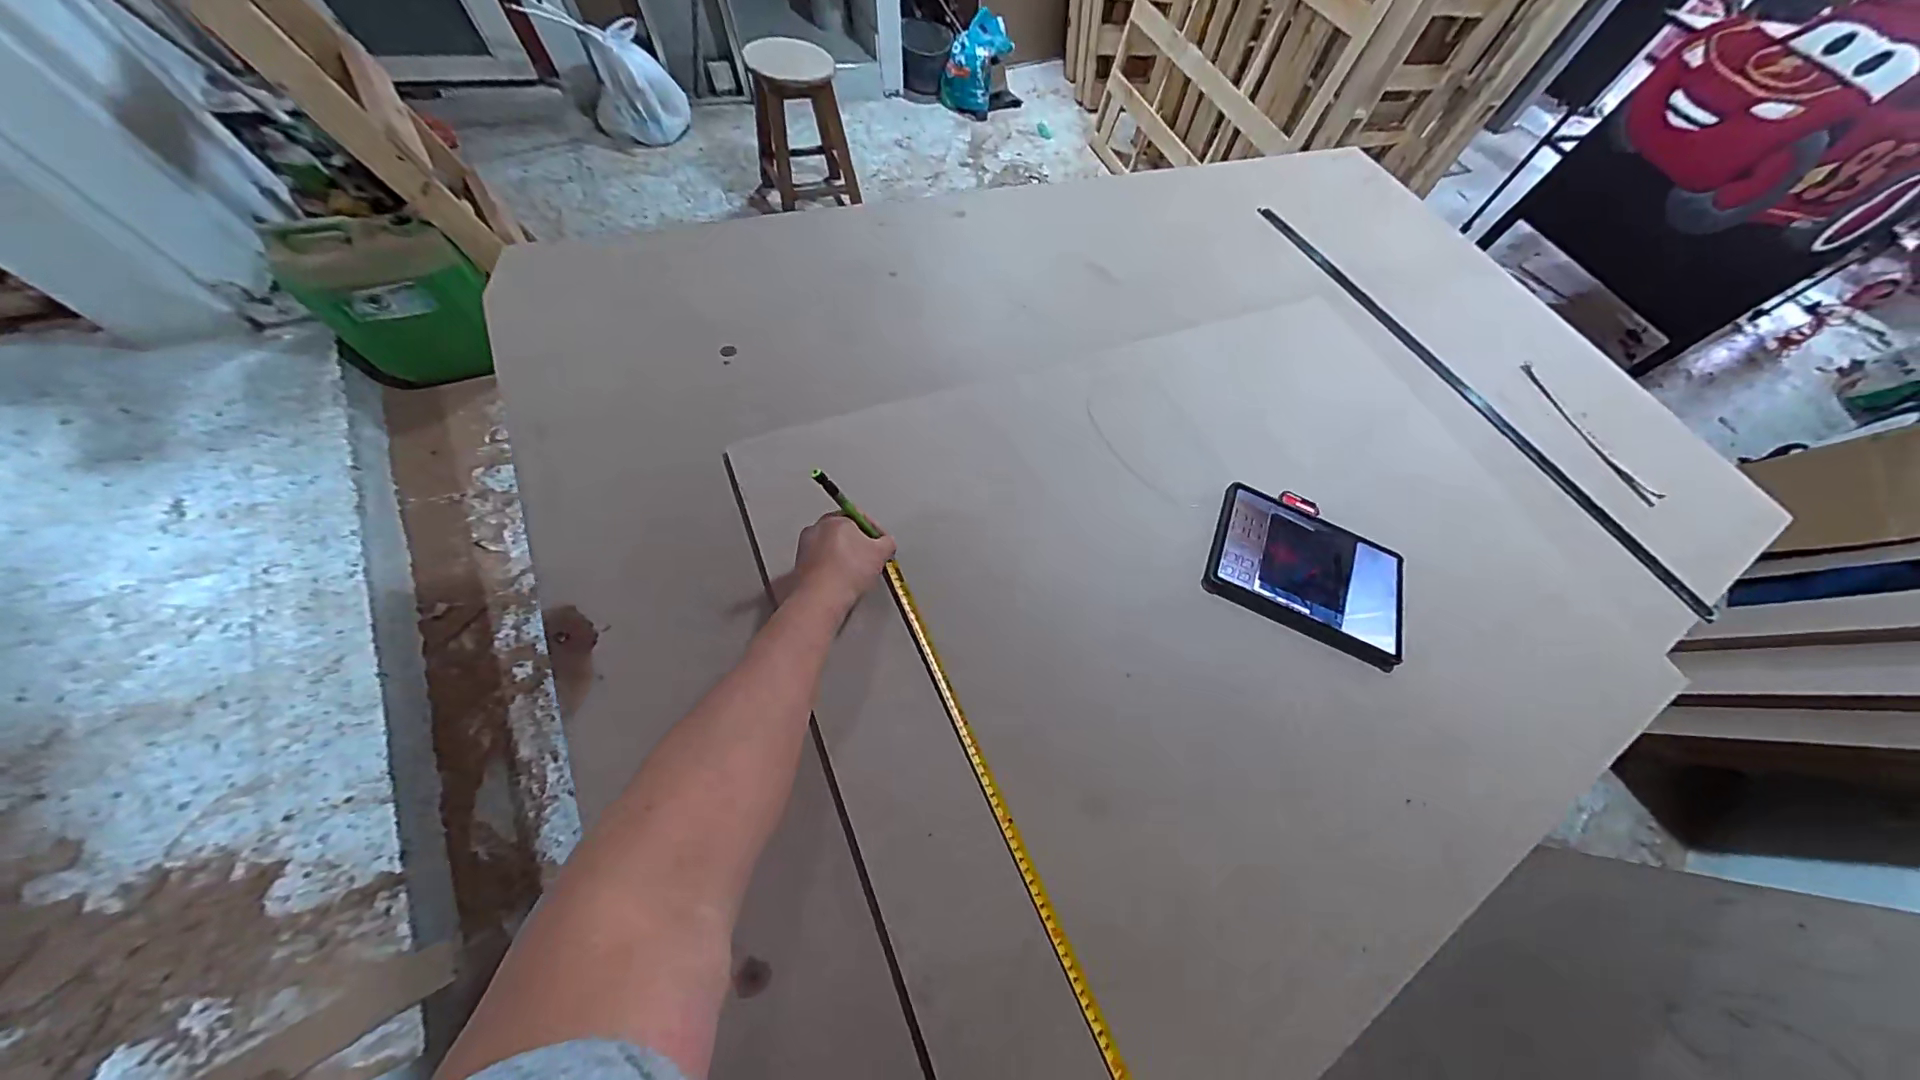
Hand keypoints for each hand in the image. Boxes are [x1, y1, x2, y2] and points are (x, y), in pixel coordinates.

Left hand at [782, 512, 895, 610]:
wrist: (821, 597)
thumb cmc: (846, 572)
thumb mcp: (881, 553)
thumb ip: (887, 543)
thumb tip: (887, 544)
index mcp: (836, 519)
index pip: (860, 517)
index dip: (876, 531)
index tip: (883, 543)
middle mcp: (817, 528)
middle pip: (844, 531)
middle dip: (859, 543)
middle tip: (870, 558)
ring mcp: (806, 547)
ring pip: (832, 547)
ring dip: (844, 556)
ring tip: (856, 573)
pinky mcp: (800, 565)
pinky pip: (822, 562)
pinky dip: (832, 568)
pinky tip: (842, 581)